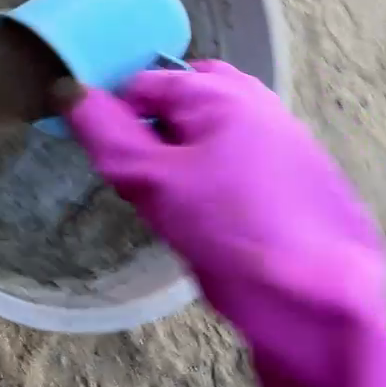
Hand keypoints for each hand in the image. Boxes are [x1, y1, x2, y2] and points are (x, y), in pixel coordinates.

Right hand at [58, 61, 385, 326]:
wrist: (317, 302)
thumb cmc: (227, 228)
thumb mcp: (146, 179)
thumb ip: (102, 130)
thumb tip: (68, 90)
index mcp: (220, 93)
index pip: (138, 83)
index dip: (115, 120)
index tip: (116, 162)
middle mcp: (257, 101)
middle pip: (176, 99)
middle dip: (150, 129)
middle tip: (144, 173)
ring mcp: (284, 137)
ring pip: (204, 130)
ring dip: (179, 154)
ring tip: (176, 200)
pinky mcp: (297, 175)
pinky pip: (233, 156)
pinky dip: (211, 173)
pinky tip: (211, 215)